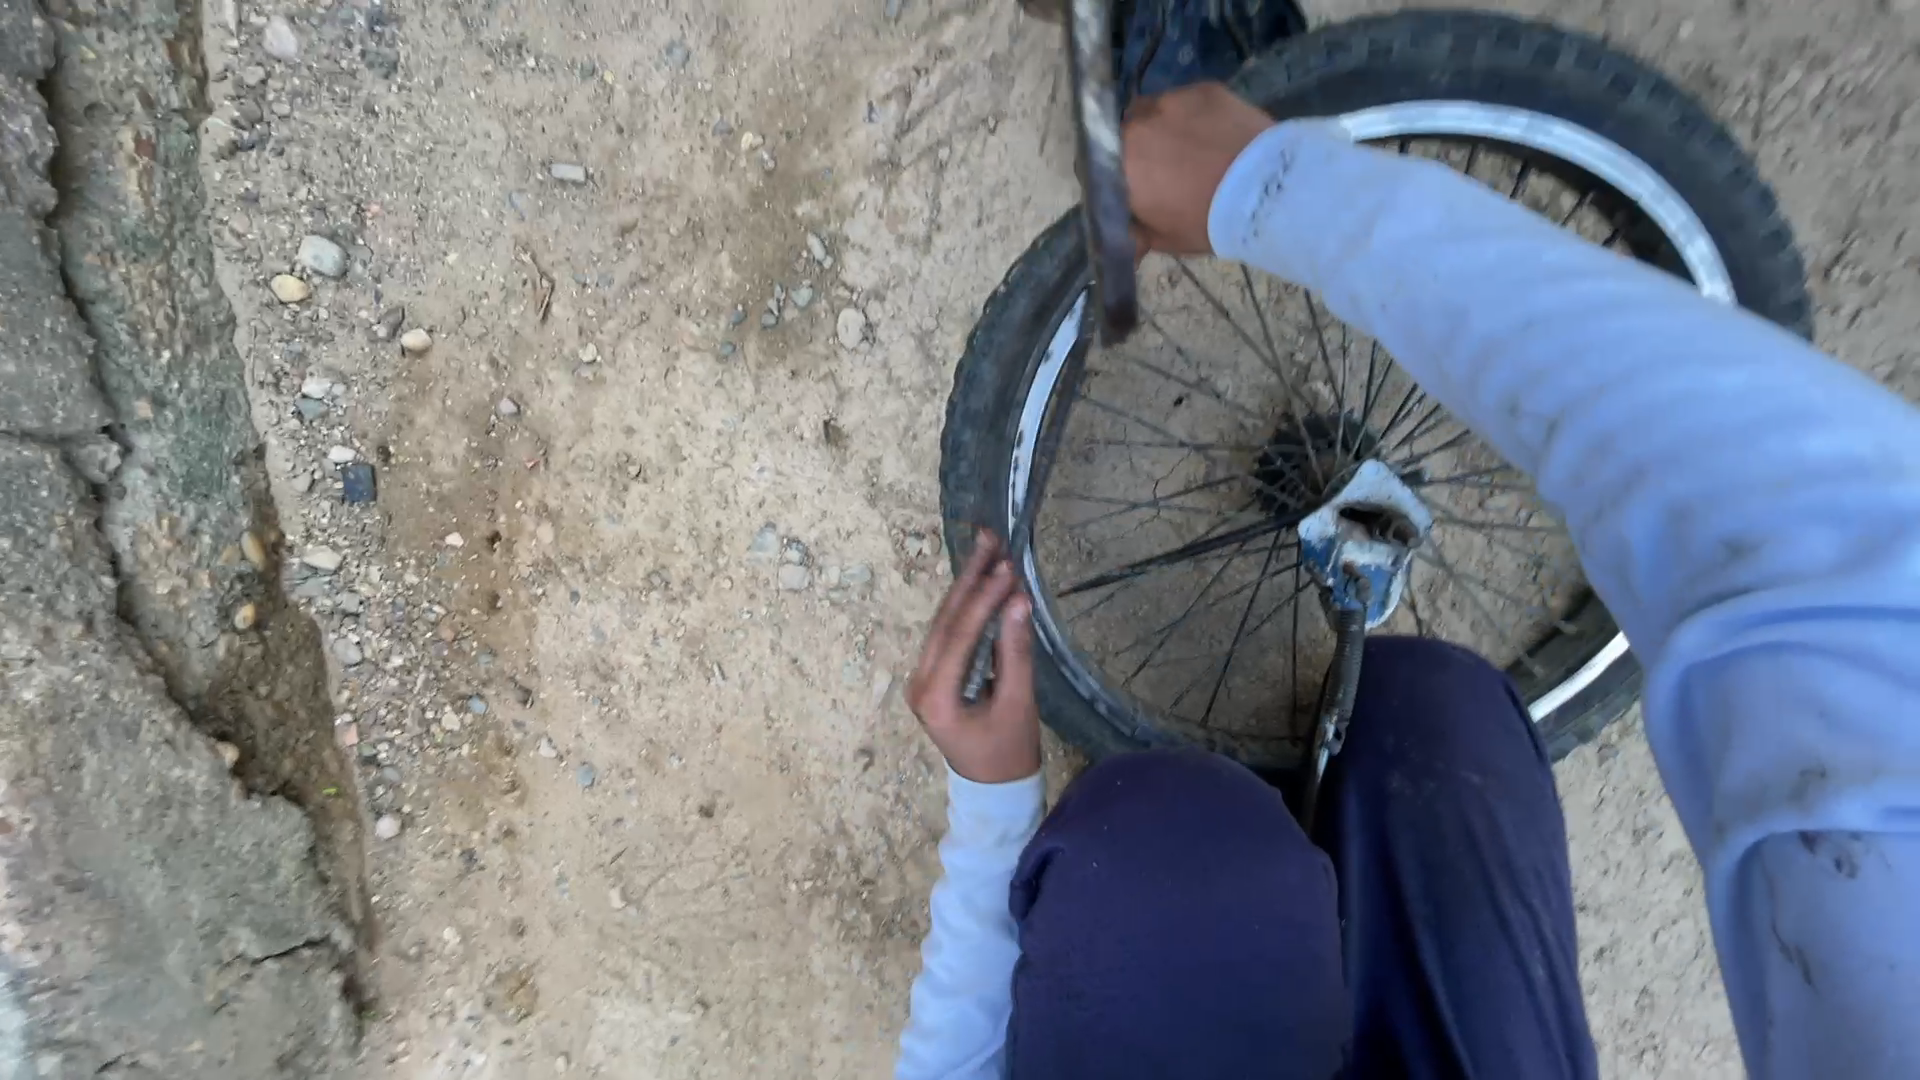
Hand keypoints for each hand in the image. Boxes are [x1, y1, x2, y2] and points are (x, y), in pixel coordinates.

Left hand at [905, 532, 1041, 783]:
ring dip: (968, 588)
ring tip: (988, 552)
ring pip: (944, 623)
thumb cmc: (1009, 752)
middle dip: (969, 578)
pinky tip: (983, 584)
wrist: (994, 789)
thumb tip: (1018, 600)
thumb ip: (1015, 651)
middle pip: (945, 620)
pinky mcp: (933, 677)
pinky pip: (948, 635)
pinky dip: (967, 609)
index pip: (960, 633)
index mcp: (935, 695)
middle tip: (988, 538)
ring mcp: (922, 679)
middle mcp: (920, 682)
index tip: (1007, 566)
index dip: (984, 597)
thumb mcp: (1018, 703)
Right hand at [1124, 82, 1276, 255]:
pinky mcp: (1202, 88)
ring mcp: (1170, 101)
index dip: (1110, 179)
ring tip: (1186, 149)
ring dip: (1160, 128)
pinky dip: (1191, 116)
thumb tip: (1127, 241)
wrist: (1262, 190)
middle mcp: (1136, 125)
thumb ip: (1136, 234)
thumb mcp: (1162, 239)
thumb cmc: (1203, 221)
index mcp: (1118, 165)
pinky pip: (1185, 101)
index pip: (1093, 168)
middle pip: (1122, 133)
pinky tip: (1210, 135)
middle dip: (1134, 150)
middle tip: (1159, 171)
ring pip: (1152, 112)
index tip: (1127, 190)